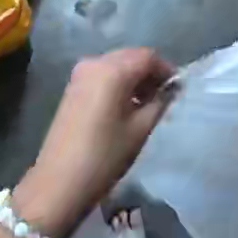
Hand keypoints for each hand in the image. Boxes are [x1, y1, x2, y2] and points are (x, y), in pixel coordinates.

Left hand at [14, 48, 176, 237]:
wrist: (60, 180)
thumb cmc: (105, 155)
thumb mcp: (140, 129)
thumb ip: (159, 102)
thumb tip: (171, 89)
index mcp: (113, 69)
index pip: (148, 56)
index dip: (166, 70)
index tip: (178, 90)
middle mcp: (94, 62)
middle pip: (130, 57)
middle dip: (149, 73)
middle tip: (165, 97)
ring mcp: (79, 74)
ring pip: (116, 65)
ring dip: (133, 78)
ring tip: (147, 105)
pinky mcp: (72, 87)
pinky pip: (102, 75)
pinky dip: (117, 84)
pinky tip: (126, 106)